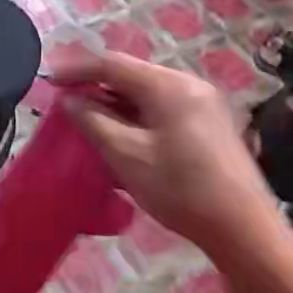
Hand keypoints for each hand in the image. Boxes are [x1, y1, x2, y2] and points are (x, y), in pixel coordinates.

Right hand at [52, 51, 276, 253]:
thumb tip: (69, 100)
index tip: (49, 78)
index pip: (113, 65)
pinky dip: (138, 114)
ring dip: (117, 101)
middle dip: (97, 85)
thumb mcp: (126, 155)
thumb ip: (93, 121)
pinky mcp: (211, 124)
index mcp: (168, 86)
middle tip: (67, 99)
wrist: (243, 227)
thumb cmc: (179, 188)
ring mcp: (204, 103)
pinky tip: (124, 133)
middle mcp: (189, 84)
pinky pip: (164, 107)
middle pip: (133, 75)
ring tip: (90, 118)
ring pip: (149, 92)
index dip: (77, 69)